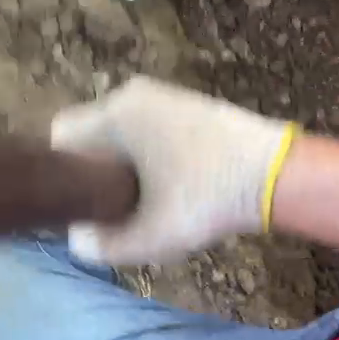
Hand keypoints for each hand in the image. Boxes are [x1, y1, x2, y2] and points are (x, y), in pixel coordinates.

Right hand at [49, 77, 296, 263]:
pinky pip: (151, 131)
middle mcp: (135, 94)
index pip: (62, 136)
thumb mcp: (150, 237)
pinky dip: (152, 157)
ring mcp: (167, 96)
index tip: (85, 205)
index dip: (65, 174)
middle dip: (96, 172)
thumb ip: (103, 245)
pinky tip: (174, 186)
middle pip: (94, 135)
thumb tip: (78, 240)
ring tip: (149, 202)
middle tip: (117, 209)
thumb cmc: (206, 202)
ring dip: (126, 166)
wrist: (276, 176)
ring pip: (124, 134)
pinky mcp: (192, 106)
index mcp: (116, 115)